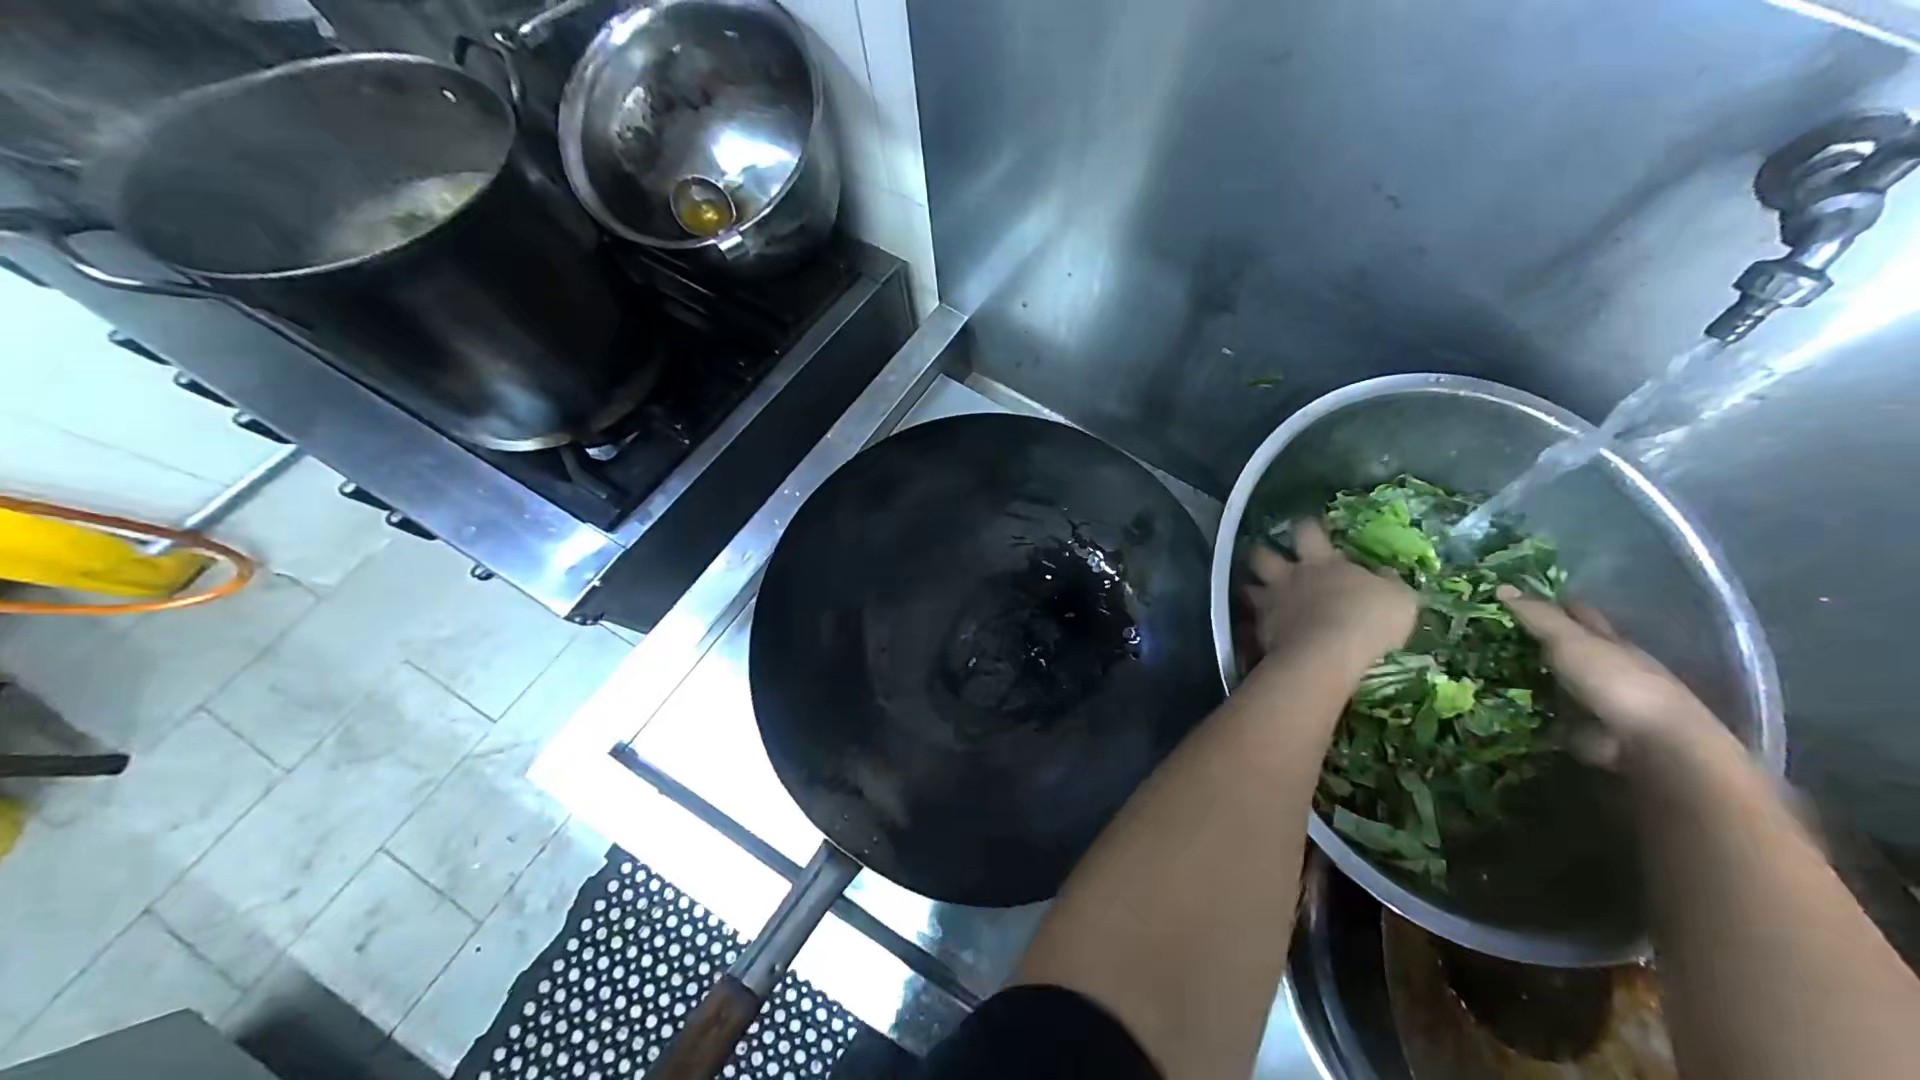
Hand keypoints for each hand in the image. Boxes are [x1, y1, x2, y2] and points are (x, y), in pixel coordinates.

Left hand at [1241, 518, 1416, 672]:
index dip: (1307, 525)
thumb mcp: (1398, 598)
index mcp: (1322, 562)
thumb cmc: (1368, 619)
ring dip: (1251, 589)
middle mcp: (1289, 577)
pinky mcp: (1260, 629)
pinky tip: (1262, 631)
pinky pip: (1251, 622)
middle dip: (1261, 553)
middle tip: (1268, 557)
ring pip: (1249, 587)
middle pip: (1262, 554)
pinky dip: (1254, 624)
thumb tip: (1385, 575)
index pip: (1308, 530)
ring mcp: (1270, 602)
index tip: (1311, 526)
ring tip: (1256, 594)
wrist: (1327, 652)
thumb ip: (1389, 583)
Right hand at [1495, 585, 1730, 761]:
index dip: (1549, 600)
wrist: (1646, 743)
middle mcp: (1599, 666)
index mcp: (1606, 640)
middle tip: (1481, 627)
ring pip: (1545, 677)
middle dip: (1527, 637)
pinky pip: (1536, 710)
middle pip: (1559, 645)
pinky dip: (1516, 706)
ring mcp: (1586, 698)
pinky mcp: (1572, 726)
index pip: (1575, 612)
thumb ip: (1537, 616)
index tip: (1512, 593)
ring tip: (1472, 660)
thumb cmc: (1614, 681)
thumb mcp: (1571, 640)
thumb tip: (1501, 586)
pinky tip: (1486, 697)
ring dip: (1517, 673)